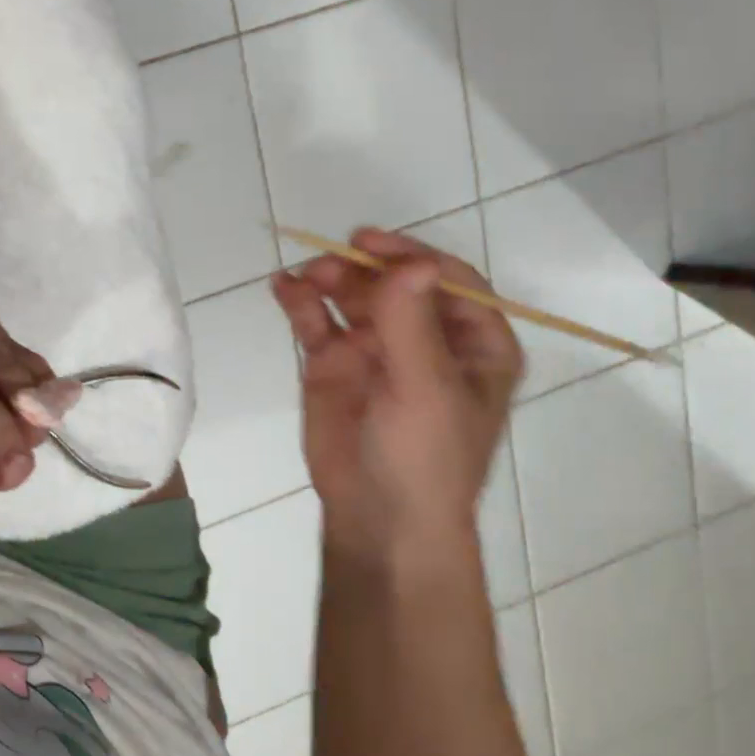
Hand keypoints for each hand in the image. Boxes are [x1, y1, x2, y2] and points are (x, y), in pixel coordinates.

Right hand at [269, 229, 524, 558]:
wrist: (377, 510)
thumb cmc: (424, 454)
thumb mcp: (426, 388)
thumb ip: (411, 325)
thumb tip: (410, 263)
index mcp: (472, 344)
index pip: (448, 282)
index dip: (411, 257)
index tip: (369, 245)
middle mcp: (425, 338)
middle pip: (393, 284)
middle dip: (361, 270)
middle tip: (327, 265)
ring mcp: (375, 350)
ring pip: (351, 298)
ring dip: (328, 281)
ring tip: (302, 278)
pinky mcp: (331, 364)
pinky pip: (316, 322)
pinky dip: (299, 302)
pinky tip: (282, 287)